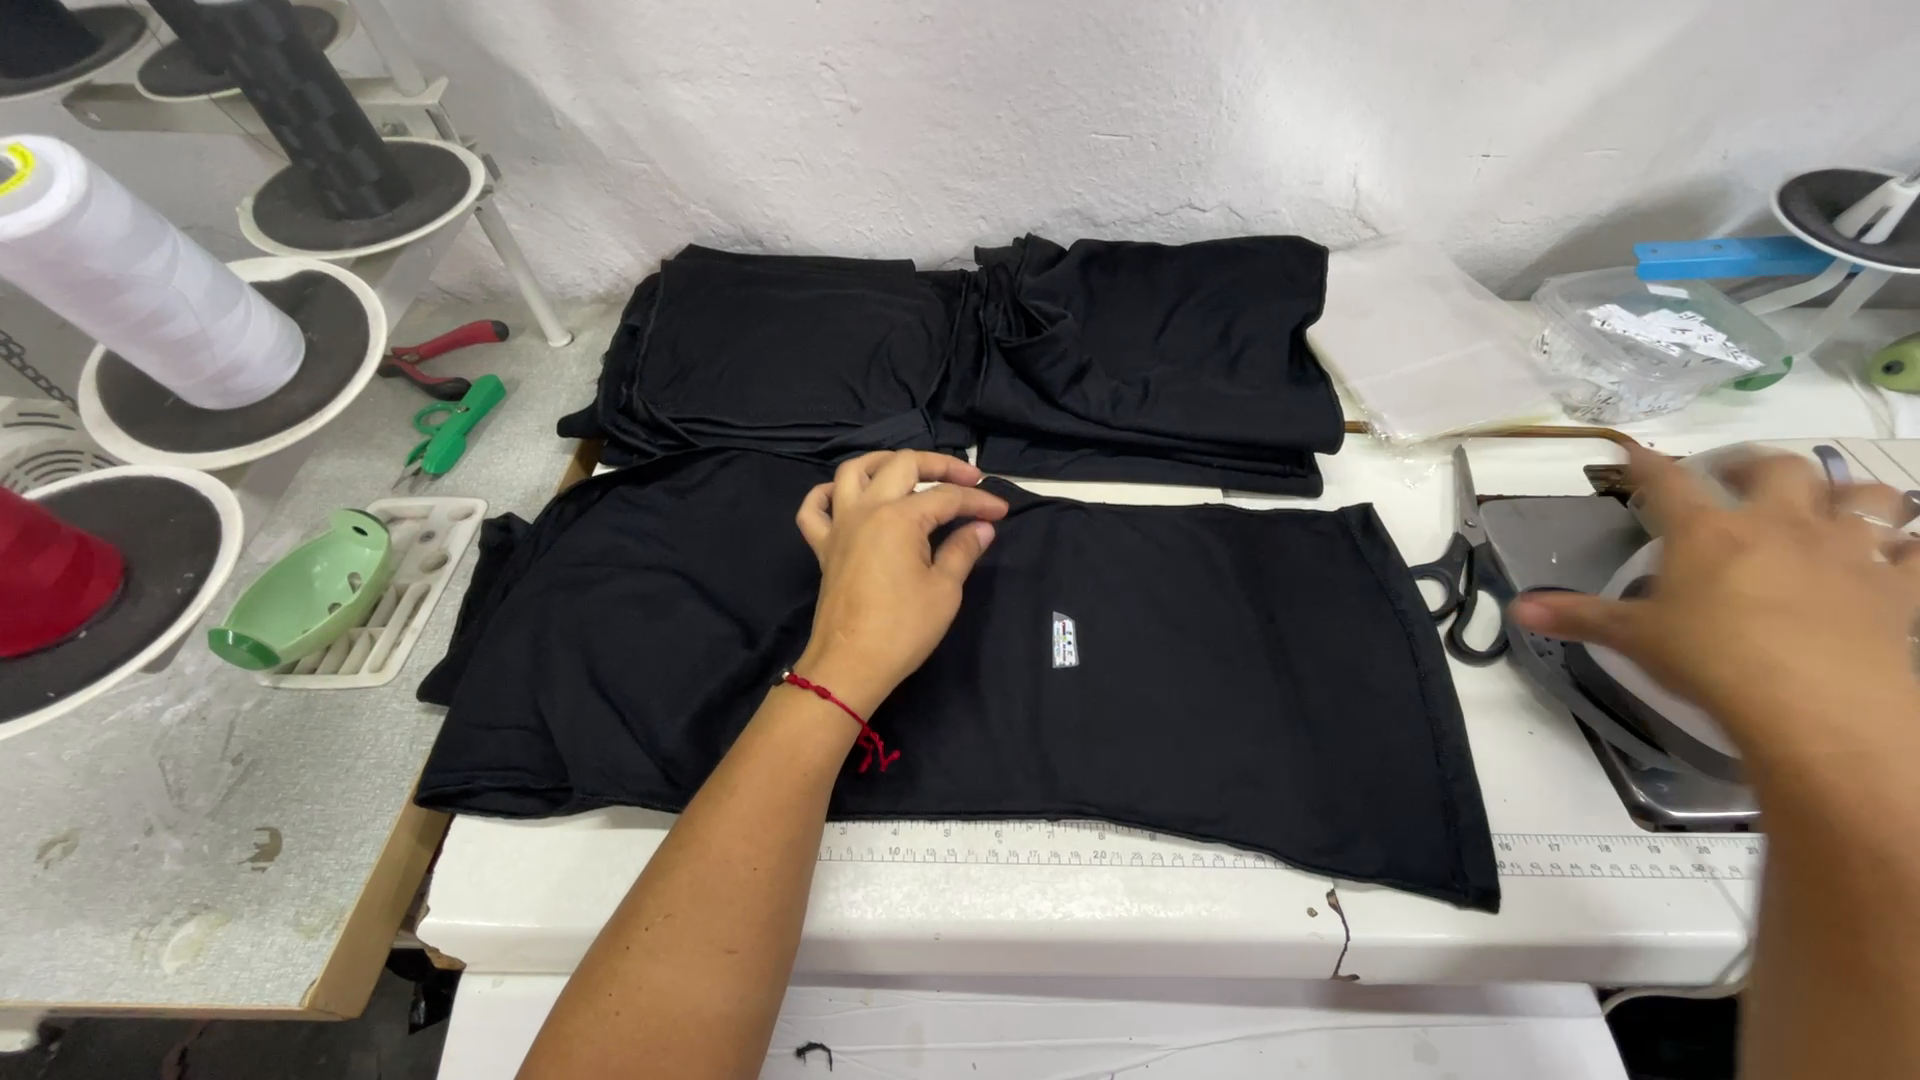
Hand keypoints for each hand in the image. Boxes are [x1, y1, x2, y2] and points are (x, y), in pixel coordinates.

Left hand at [793, 450, 1009, 715]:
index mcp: (899, 517)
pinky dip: (827, 494)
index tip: (1001, 511)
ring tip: (910, 471)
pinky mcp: (822, 547)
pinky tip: (846, 497)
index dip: (978, 501)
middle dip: (940, 465)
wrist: (851, 665)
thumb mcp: (945, 590)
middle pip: (902, 465)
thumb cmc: (903, 629)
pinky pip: (814, 508)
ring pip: (853, 472)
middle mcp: (866, 509)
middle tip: (968, 479)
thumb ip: (962, 550)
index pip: (946, 496)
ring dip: (883, 462)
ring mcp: (839, 525)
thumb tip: (981, 528)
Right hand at [1509, 447, 1919, 757]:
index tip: (1635, 454)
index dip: (1649, 464)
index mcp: (1707, 533)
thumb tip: (1518, 608)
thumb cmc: (1710, 659)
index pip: (1669, 482)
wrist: (1817, 705)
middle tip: (1735, 478)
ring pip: (1869, 497)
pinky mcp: (1902, 589)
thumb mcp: (1632, 637)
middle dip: (1756, 465)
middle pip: (1779, 469)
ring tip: (1828, 508)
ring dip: (1849, 495)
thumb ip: (1577, 616)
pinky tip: (1900, 557)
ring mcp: (1848, 554)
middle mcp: (1780, 527)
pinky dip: (1915, 549)